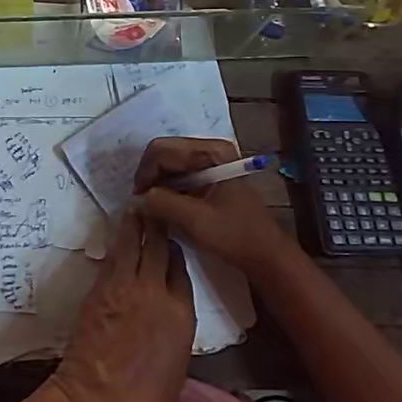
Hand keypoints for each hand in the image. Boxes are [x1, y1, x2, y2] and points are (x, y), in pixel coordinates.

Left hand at [28, 209, 194, 401]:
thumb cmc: (145, 397)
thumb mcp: (176, 358)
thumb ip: (174, 322)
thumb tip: (167, 305)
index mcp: (181, 313)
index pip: (180, 269)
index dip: (176, 251)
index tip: (174, 239)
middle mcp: (155, 291)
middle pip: (158, 248)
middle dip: (157, 226)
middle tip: (155, 207)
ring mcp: (124, 286)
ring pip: (132, 245)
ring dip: (135, 225)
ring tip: (136, 207)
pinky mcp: (99, 289)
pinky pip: (113, 259)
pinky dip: (118, 244)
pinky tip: (119, 237)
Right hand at [133, 136, 303, 280]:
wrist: (265, 253)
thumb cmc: (235, 235)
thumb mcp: (196, 220)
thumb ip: (163, 203)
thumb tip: (137, 197)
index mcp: (212, 151)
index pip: (163, 150)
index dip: (145, 173)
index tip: (138, 199)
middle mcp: (211, 148)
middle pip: (164, 152)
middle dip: (149, 176)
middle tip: (142, 203)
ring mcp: (210, 160)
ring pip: (168, 163)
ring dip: (156, 183)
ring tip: (152, 207)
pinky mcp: (208, 174)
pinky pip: (178, 173)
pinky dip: (166, 188)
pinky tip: (165, 206)